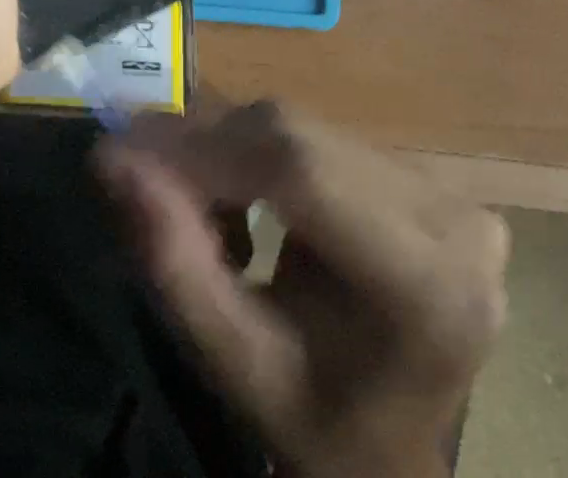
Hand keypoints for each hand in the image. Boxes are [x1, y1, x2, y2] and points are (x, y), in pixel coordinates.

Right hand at [96, 103, 508, 477]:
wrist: (384, 441)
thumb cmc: (308, 413)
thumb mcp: (229, 357)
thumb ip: (173, 260)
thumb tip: (112, 157)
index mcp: (426, 284)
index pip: (300, 171)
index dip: (200, 150)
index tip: (119, 155)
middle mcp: (455, 220)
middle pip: (295, 137)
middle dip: (198, 145)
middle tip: (129, 169)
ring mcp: (447, 193)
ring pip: (296, 127)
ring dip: (220, 149)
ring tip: (182, 200)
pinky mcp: (425, 179)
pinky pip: (312, 136)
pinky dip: (250, 154)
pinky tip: (235, 200)